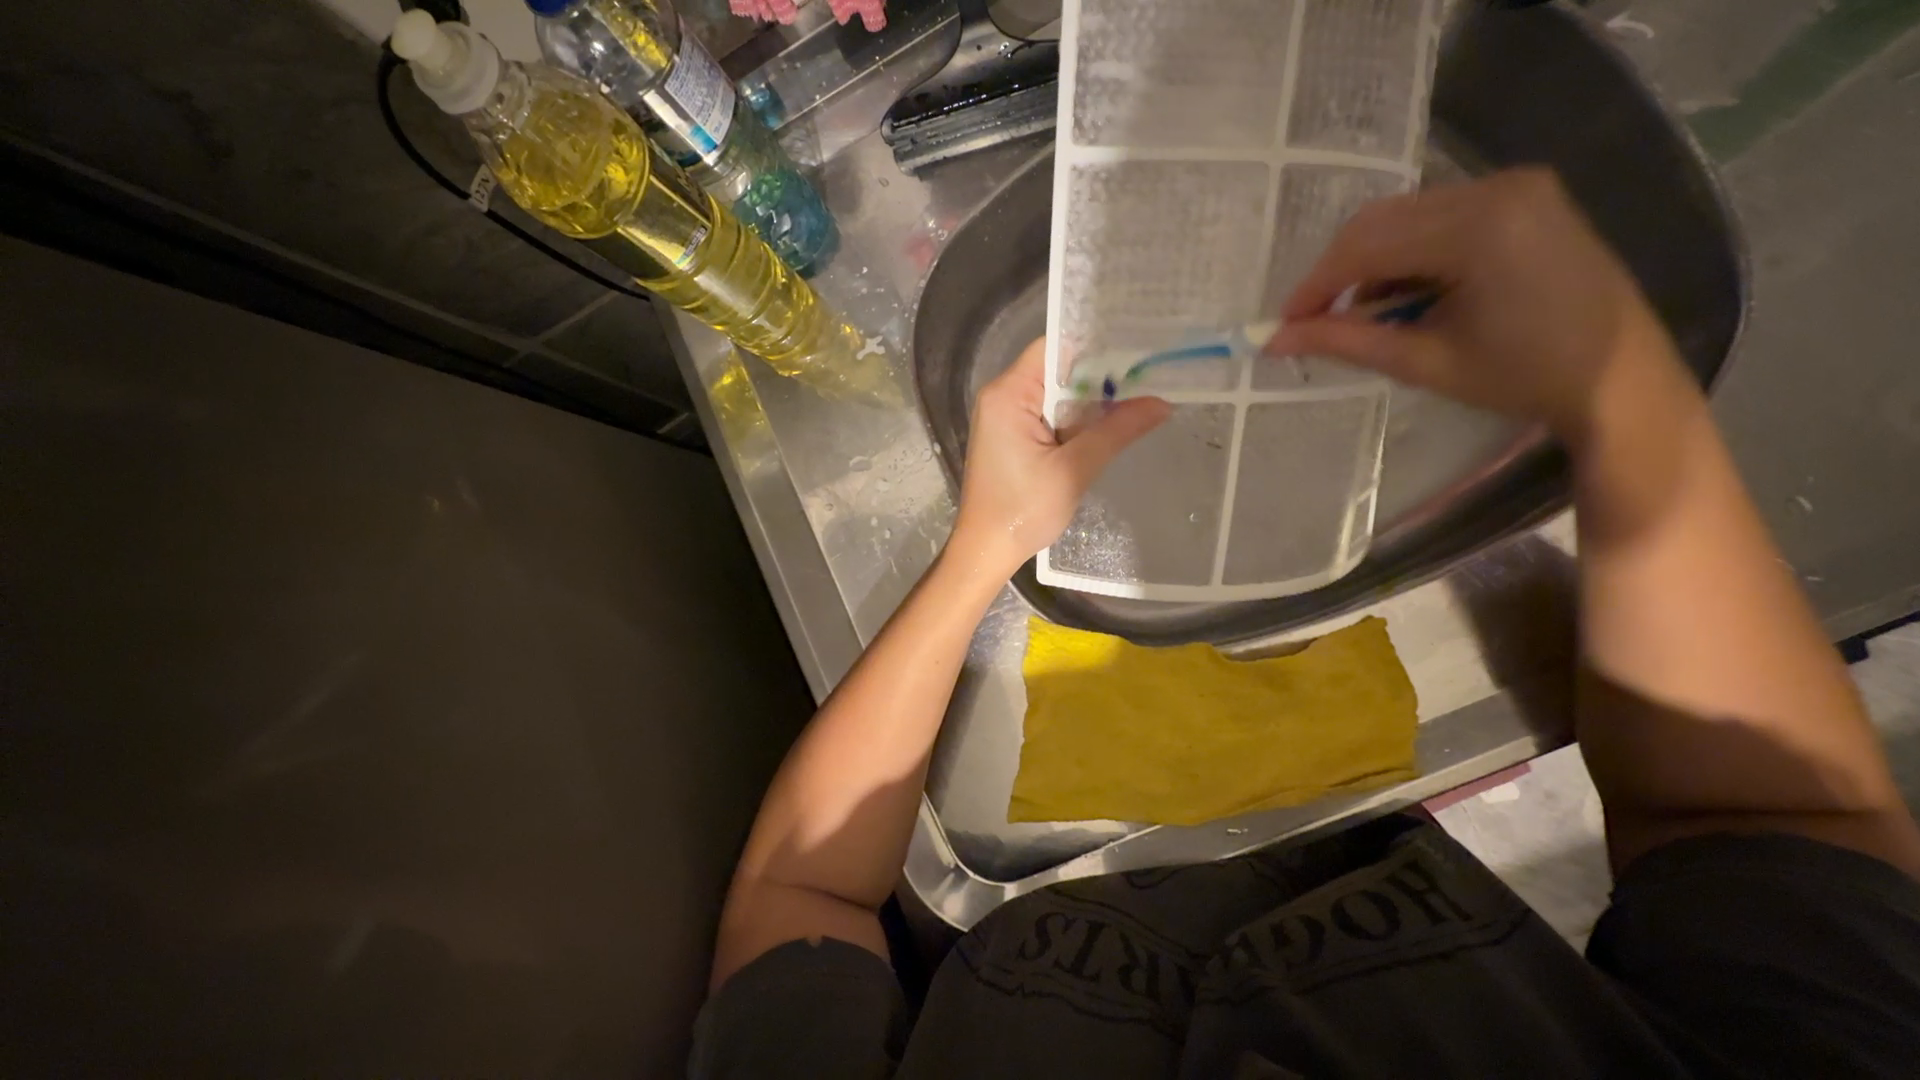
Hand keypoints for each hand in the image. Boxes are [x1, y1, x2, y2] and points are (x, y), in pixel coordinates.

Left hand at [948, 338, 1169, 576]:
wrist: (987, 550)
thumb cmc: (1022, 510)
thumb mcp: (1074, 469)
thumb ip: (1117, 431)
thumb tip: (1161, 403)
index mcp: (1009, 394)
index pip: (1054, 347)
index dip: (1095, 345)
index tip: (1136, 346)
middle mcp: (1003, 396)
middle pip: (1058, 369)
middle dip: (1101, 374)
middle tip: (1150, 372)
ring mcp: (1006, 417)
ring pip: (1057, 394)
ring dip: (1091, 401)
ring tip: (1140, 394)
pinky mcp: (1013, 437)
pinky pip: (1050, 415)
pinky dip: (1077, 420)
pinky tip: (1109, 424)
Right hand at [1268, 168, 1688, 441]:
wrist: (1620, 378)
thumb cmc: (1524, 378)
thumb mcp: (1425, 362)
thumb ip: (1347, 342)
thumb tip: (1275, 341)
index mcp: (1479, 227)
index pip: (1366, 245)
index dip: (1315, 285)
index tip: (1283, 324)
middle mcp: (1497, 188)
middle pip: (1381, 221)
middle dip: (1339, 272)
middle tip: (1315, 321)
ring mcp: (1516, 185)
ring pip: (1405, 215)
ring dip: (1372, 262)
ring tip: (1366, 314)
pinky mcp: (1526, 195)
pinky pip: (1439, 214)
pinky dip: (1409, 252)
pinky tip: (1407, 292)